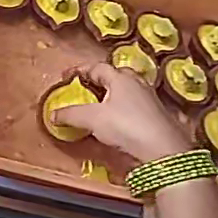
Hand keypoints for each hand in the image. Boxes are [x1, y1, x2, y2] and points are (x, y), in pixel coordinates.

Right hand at [52, 63, 193, 163]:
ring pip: (127, 90)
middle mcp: (137, 84)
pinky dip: (123, 108)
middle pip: (115, 75)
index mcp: (120, 78)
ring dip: (112, 94)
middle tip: (85, 88)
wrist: (164, 150)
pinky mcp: (158, 115)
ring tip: (100, 105)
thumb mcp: (92, 119)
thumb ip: (71, 114)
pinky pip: (135, 105)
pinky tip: (118, 120)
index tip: (66, 76)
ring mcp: (150, 99)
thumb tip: (53, 114)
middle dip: (99, 80)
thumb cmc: (126, 126)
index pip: (97, 67)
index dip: (79, 70)